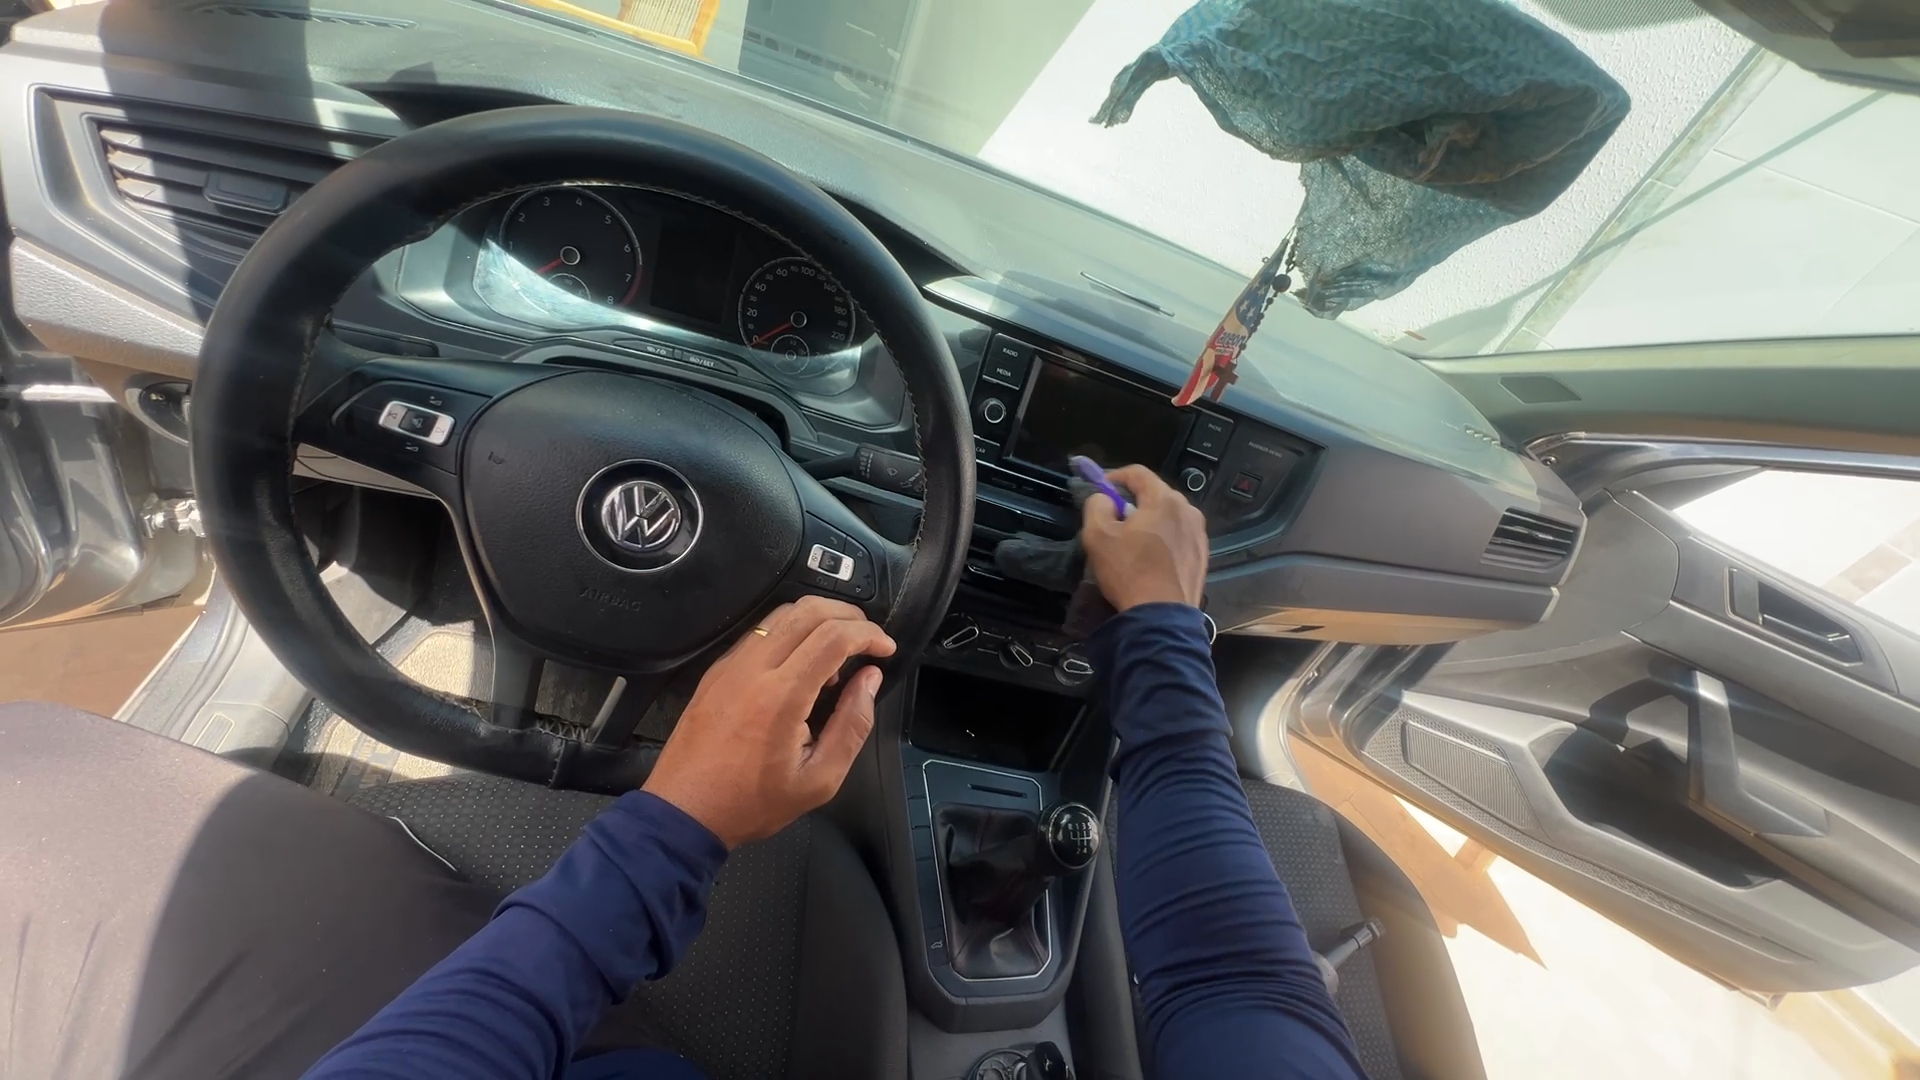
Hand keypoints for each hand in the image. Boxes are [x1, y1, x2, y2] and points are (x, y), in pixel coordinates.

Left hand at [643, 595, 895, 847]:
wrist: (682, 812)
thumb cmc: (751, 802)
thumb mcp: (819, 779)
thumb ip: (853, 724)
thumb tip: (870, 680)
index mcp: (781, 696)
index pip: (834, 636)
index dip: (869, 634)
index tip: (886, 648)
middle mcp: (754, 668)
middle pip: (810, 610)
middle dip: (850, 616)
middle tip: (869, 639)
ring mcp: (732, 664)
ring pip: (784, 613)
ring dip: (821, 619)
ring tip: (838, 653)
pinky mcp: (719, 668)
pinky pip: (762, 630)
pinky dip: (794, 631)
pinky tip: (803, 664)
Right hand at [1081, 464, 1207, 611]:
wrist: (1161, 616)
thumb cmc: (1129, 571)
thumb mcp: (1097, 536)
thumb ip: (1096, 506)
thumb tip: (1104, 499)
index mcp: (1164, 499)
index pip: (1138, 473)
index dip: (1115, 476)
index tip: (1100, 488)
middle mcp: (1188, 510)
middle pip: (1155, 494)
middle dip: (1132, 500)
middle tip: (1113, 517)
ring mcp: (1199, 534)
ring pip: (1168, 516)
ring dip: (1149, 521)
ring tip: (1132, 540)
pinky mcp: (1202, 556)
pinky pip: (1178, 536)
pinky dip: (1163, 539)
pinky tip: (1150, 558)